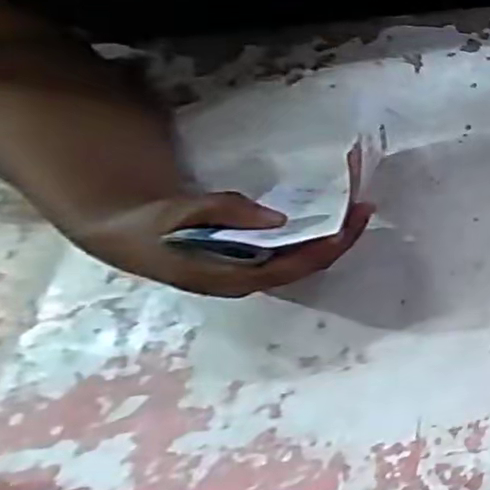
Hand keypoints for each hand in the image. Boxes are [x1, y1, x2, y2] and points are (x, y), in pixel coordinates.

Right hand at [76, 191, 372, 297]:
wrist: (123, 231)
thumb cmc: (149, 224)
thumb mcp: (177, 214)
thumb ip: (225, 213)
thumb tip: (279, 219)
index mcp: (232, 278)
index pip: (295, 266)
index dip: (327, 247)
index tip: (350, 223)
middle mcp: (251, 280)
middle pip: (310, 263)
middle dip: (342, 238)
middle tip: (365, 208)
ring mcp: (255, 271)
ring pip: (308, 257)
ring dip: (337, 234)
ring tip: (360, 209)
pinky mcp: (256, 260)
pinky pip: (299, 250)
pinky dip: (321, 233)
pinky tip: (337, 216)